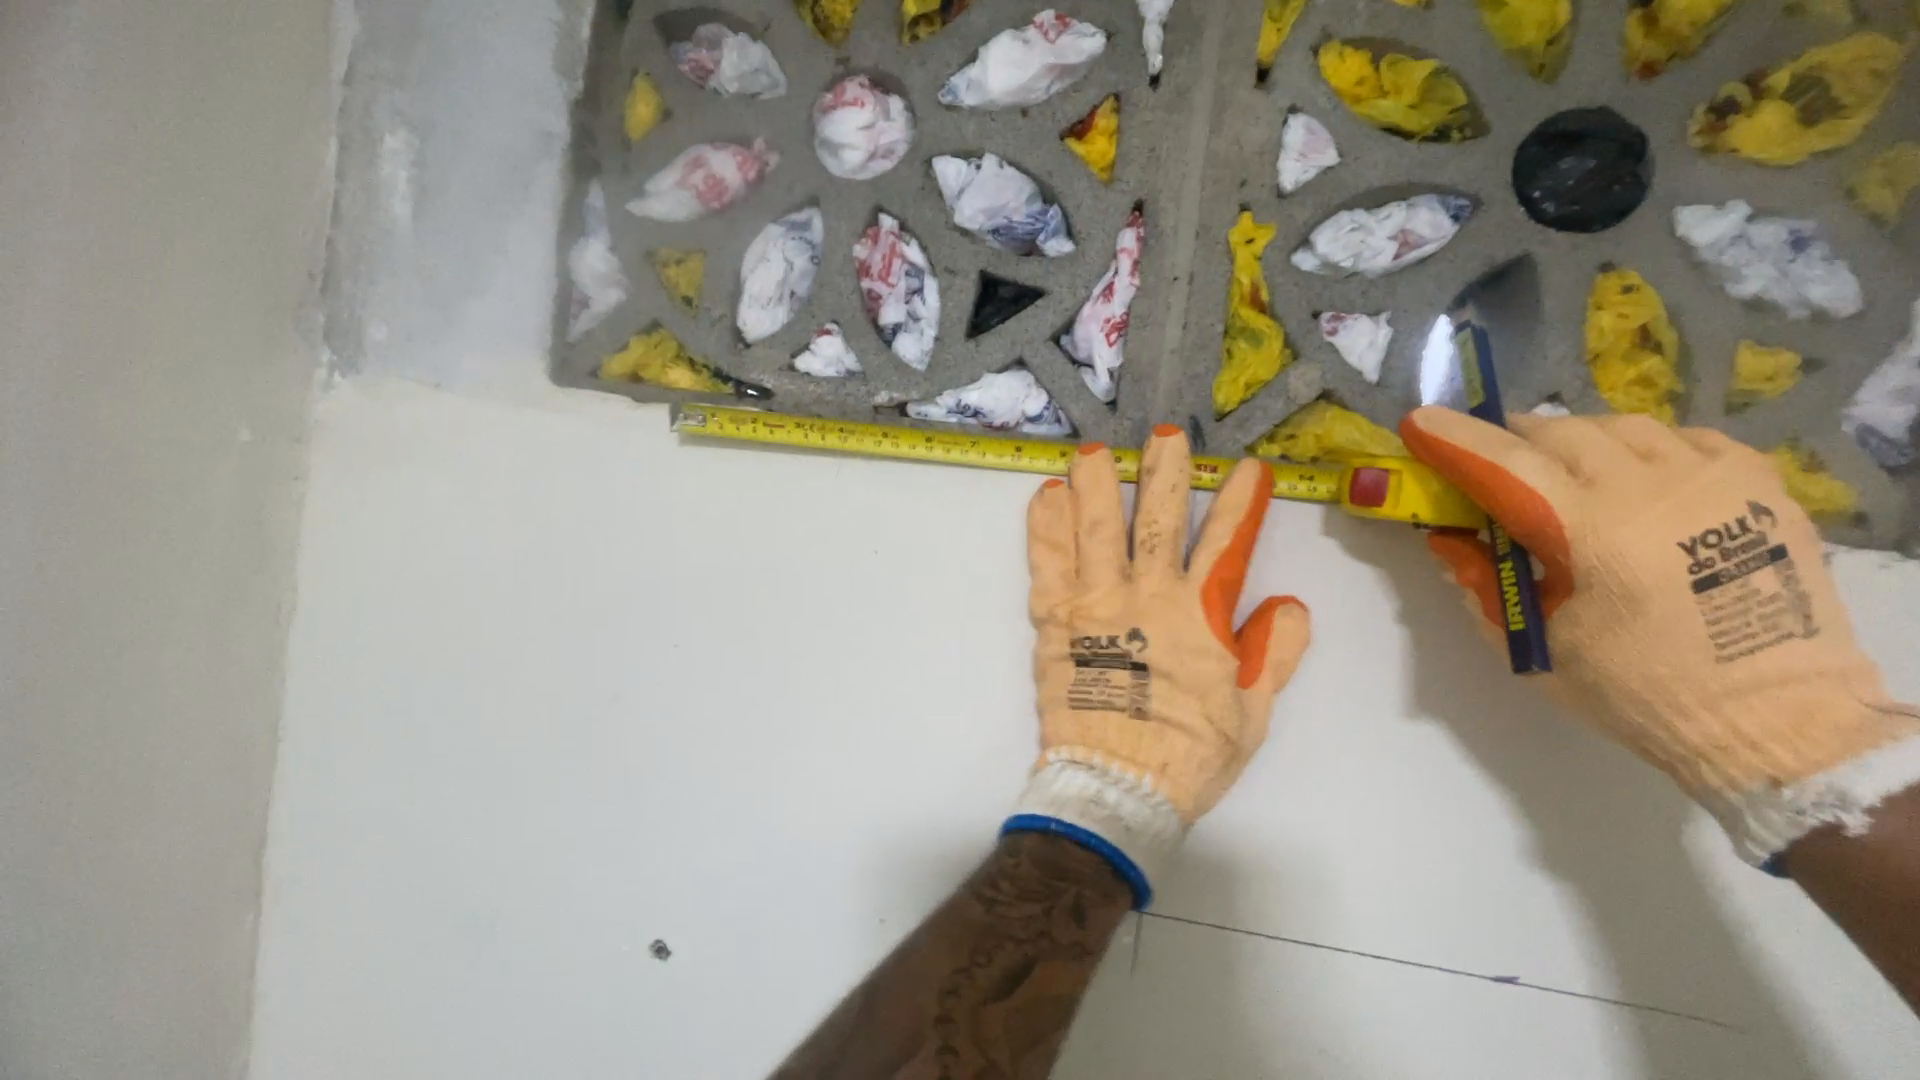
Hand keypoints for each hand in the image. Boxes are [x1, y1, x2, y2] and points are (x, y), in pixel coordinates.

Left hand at [1007, 425, 1311, 906]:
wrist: (1116, 785)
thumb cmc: (1188, 754)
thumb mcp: (1251, 712)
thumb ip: (1272, 654)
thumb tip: (1291, 605)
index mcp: (1198, 616)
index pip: (1227, 545)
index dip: (1241, 503)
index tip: (1251, 468)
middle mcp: (1145, 596)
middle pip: (1156, 521)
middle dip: (1164, 475)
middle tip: (1165, 435)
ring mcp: (1094, 603)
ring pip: (1095, 530)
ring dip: (1096, 486)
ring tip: (1094, 451)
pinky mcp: (1052, 620)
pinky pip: (1048, 563)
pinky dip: (1046, 528)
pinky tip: (1045, 496)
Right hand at [1402, 406, 1919, 864]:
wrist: (1773, 715)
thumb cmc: (1635, 689)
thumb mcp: (1532, 645)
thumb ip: (1479, 583)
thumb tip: (1447, 537)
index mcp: (1592, 533)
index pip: (1505, 465)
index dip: (1454, 440)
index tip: (1418, 422)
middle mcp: (1652, 489)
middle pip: (1558, 432)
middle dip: (1511, 440)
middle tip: (1490, 464)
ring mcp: (1712, 479)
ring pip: (1619, 426)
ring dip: (1572, 440)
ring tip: (1560, 471)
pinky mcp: (1757, 484)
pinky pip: (1681, 438)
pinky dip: (1639, 449)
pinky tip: (1633, 479)